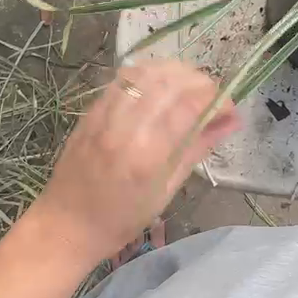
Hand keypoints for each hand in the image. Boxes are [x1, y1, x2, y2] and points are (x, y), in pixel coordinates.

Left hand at [27, 60, 238, 261]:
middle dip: (201, 81)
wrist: (65, 225)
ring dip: (177, 72)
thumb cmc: (121, 219)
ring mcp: (106, 114)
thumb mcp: (167, 191)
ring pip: (149, 72)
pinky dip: (150, 73)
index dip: (218, 99)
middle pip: (172, 81)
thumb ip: (198, 148)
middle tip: (213, 97)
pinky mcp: (93, 108)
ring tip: (190, 87)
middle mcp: (126, 127)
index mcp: (148, 154)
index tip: (229, 109)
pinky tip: (162, 84)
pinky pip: (126, 77)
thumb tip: (232, 122)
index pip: (191, 106)